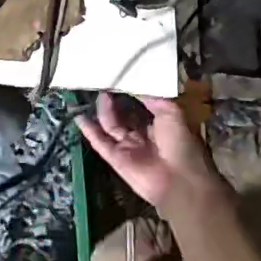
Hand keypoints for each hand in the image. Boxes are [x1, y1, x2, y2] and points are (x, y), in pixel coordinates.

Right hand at [78, 93, 229, 218]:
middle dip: (114, 101)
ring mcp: (128, 148)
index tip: (120, 79)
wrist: (180, 181)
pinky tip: (80, 117)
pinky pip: (100, 143)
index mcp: (159, 126)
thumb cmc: (180, 144)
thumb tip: (133, 85)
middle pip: (122, 116)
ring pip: (110, 127)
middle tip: (106, 84)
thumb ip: (150, 98)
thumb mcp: (171, 113)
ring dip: (103, 111)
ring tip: (99, 94)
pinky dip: (89, 131)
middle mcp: (142, 136)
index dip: (129, 94)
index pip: (140, 107)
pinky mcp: (116, 159)